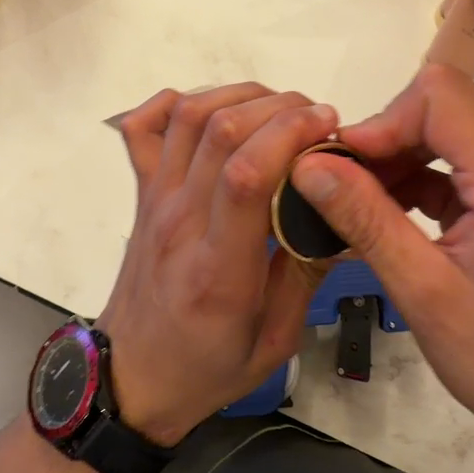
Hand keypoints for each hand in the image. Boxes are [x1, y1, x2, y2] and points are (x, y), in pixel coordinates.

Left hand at [94, 84, 337, 445]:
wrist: (133, 376)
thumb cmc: (208, 366)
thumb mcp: (276, 341)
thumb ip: (307, 272)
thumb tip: (340, 210)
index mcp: (218, 268)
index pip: (245, 176)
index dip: (290, 134)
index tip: (328, 126)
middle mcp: (180, 220)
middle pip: (220, 132)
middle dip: (279, 108)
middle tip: (316, 117)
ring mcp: (154, 198)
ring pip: (187, 116)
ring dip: (239, 96)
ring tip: (278, 109)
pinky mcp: (141, 190)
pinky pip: (142, 127)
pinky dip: (174, 102)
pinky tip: (211, 109)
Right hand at [290, 66, 473, 472]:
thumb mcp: (426, 294)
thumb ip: (366, 219)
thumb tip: (307, 163)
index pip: (440, 95)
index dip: (382, 120)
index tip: (341, 169)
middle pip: (444, 102)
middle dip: (386, 135)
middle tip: (343, 187)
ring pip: (448, 127)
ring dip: (398, 155)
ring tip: (358, 204)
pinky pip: (460, 159)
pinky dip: (419, 175)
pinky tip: (388, 215)